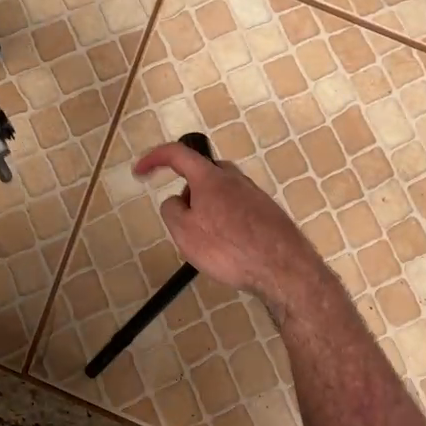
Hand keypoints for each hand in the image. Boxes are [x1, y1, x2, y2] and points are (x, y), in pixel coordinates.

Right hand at [134, 142, 331, 322]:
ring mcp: (256, 195)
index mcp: (210, 177)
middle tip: (184, 221)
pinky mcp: (270, 215)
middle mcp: (235, 179)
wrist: (285, 271)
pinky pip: (238, 211)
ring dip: (208, 211)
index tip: (140, 171)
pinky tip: (231, 250)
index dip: (154, 158)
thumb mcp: (184, 232)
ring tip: (210, 245)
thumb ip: (172, 209)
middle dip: (188, 192)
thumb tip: (178, 201)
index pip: (176, 154)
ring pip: (221, 194)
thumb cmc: (228, 248)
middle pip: (202, 174)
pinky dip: (227, 224)